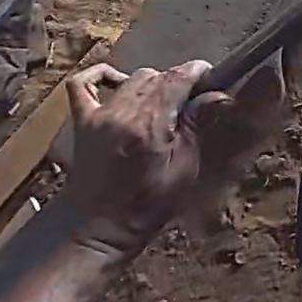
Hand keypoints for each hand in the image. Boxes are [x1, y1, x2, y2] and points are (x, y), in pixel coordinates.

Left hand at [59, 61, 232, 251]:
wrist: (98, 230)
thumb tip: (219, 95)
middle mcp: (124, 113)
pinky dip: (102, 75)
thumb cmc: (147, 205)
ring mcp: (100, 115)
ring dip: (153, 82)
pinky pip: (83, 84)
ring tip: (163, 101)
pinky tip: (120, 83)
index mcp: (151, 125)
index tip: (211, 76)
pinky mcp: (83, 121)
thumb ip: (197, 126)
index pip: (178, 77)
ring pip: (133, 77)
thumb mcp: (184, 168)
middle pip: (158, 75)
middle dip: (179, 79)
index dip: (198, 70)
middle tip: (192, 97)